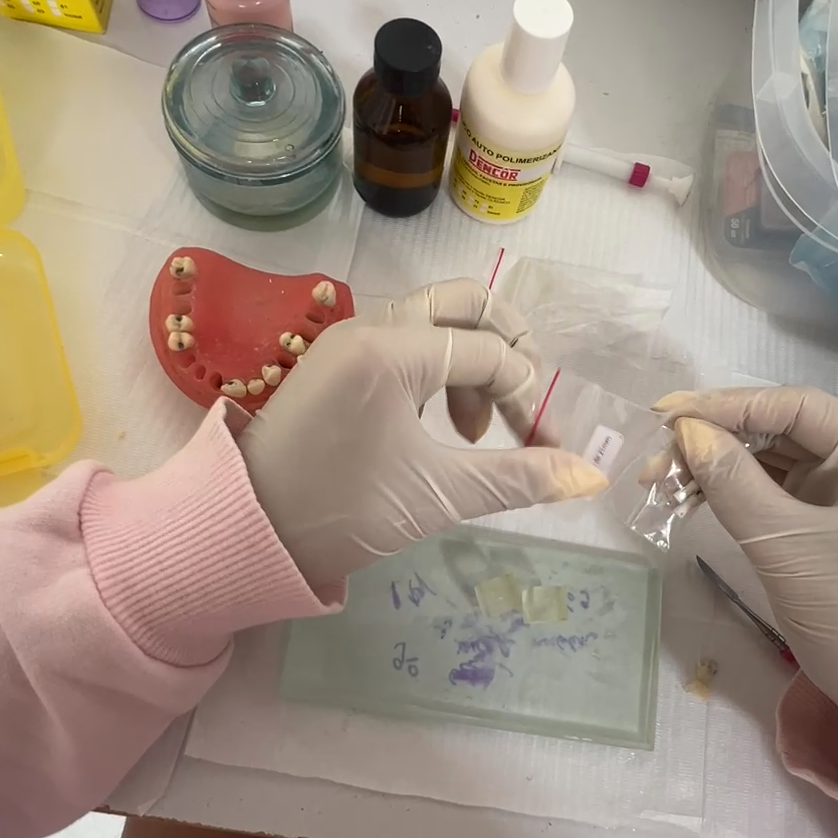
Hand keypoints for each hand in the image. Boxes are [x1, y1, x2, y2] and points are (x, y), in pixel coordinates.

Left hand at [237, 280, 606, 587]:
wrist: (243, 533)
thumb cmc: (339, 512)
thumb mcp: (437, 495)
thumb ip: (520, 479)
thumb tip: (594, 478)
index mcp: (393, 349)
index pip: (492, 354)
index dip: (531, 401)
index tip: (547, 452)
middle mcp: (372, 326)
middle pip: (468, 304)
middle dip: (511, 350)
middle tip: (523, 406)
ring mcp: (350, 339)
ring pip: (437, 321)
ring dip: (474, 364)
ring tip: (475, 434)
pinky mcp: (339, 361)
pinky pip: (407, 343)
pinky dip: (439, 372)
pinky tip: (439, 425)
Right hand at [660, 387, 837, 782]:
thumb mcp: (791, 550)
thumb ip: (734, 484)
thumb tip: (685, 432)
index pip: (801, 408)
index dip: (729, 405)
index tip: (667, 414)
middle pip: (785, 433)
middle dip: (717, 441)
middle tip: (657, 458)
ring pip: (775, 463)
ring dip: (719, 468)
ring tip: (663, 481)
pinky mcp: (832, 527)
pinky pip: (777, 495)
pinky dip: (735, 494)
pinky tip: (693, 497)